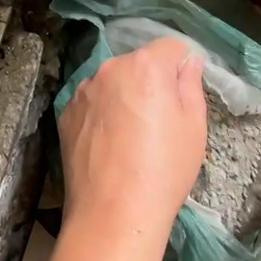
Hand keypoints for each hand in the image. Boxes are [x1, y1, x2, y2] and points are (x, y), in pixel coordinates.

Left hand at [59, 36, 207, 236]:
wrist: (113, 213)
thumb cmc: (164, 170)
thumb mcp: (194, 127)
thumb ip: (191, 84)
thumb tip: (189, 61)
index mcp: (146, 65)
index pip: (170, 46)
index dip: (180, 66)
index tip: (181, 94)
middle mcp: (110, 68)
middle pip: (138, 62)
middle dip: (150, 80)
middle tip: (158, 119)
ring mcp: (84, 89)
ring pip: (113, 81)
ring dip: (123, 94)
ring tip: (130, 135)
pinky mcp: (66, 112)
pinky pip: (92, 102)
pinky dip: (101, 113)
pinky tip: (108, 144)